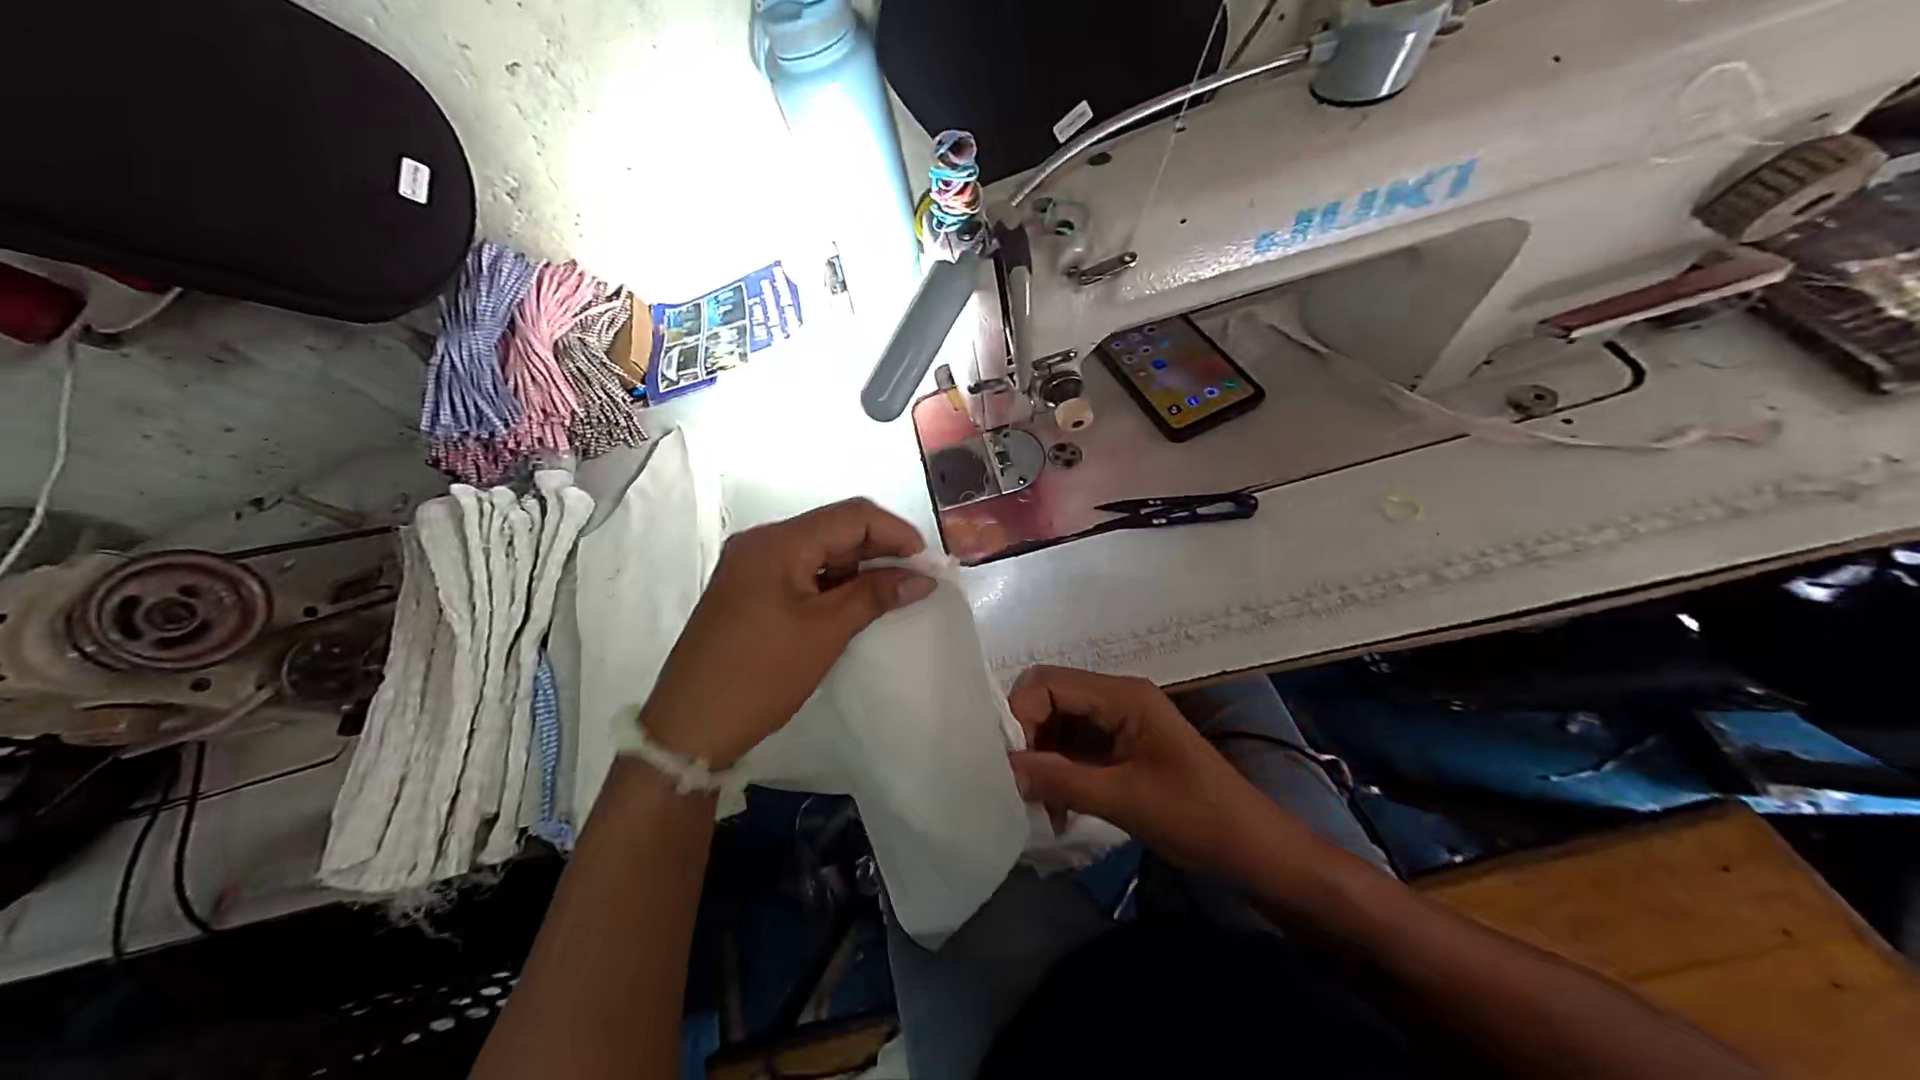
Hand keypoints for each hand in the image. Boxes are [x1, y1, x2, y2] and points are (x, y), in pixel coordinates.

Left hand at [641, 499, 936, 768]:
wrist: (690, 727)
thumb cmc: (760, 675)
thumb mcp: (825, 632)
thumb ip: (875, 595)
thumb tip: (922, 577)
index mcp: (777, 542)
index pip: (851, 515)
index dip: (895, 532)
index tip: (927, 563)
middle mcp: (761, 543)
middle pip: (834, 528)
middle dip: (879, 549)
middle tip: (916, 580)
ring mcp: (750, 567)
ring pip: (818, 551)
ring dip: (857, 567)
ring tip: (891, 594)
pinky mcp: (748, 590)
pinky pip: (800, 572)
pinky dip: (832, 583)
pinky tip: (854, 603)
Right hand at [1006, 666, 1293, 877]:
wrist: (1252, 847)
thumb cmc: (1196, 817)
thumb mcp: (1125, 800)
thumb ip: (1061, 780)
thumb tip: (1005, 768)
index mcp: (1123, 696)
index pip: (1047, 682)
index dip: (1020, 716)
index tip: (1012, 764)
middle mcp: (1118, 696)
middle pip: (1049, 696)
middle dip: (1027, 736)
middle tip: (1018, 782)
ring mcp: (1119, 719)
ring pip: (1058, 721)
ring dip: (1041, 757)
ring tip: (1038, 804)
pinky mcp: (1120, 743)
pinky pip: (1074, 743)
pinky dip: (1058, 769)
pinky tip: (1057, 807)